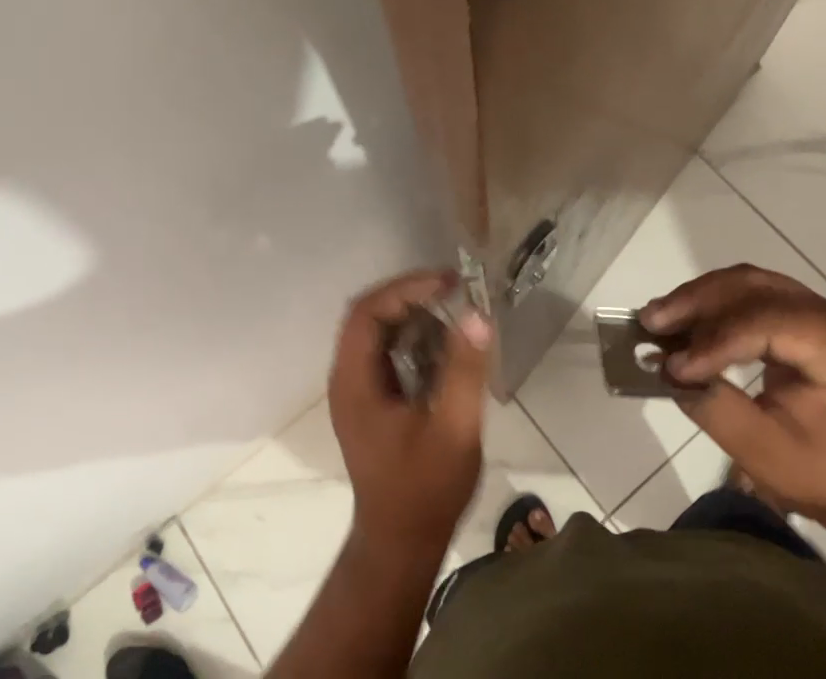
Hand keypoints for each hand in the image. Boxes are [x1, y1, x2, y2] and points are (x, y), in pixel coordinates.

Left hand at [328, 270, 495, 553]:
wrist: (402, 542)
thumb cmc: (426, 487)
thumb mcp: (454, 428)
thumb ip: (464, 370)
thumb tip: (478, 315)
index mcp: (354, 382)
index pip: (366, 312)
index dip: (405, 288)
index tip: (448, 282)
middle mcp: (347, 380)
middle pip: (368, 317)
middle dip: (411, 296)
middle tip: (455, 290)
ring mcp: (358, 393)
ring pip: (378, 335)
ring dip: (414, 317)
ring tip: (456, 311)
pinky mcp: (373, 404)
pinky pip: (388, 356)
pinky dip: (415, 340)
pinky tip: (448, 346)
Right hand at [639, 264, 825, 516]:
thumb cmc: (823, 474)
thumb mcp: (765, 452)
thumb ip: (715, 407)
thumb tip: (667, 370)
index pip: (769, 322)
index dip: (716, 340)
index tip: (676, 367)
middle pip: (756, 289)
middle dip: (699, 302)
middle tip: (651, 321)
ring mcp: (818, 314)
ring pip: (750, 284)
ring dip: (701, 298)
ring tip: (659, 318)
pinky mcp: (803, 320)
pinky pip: (753, 298)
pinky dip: (714, 306)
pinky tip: (685, 322)